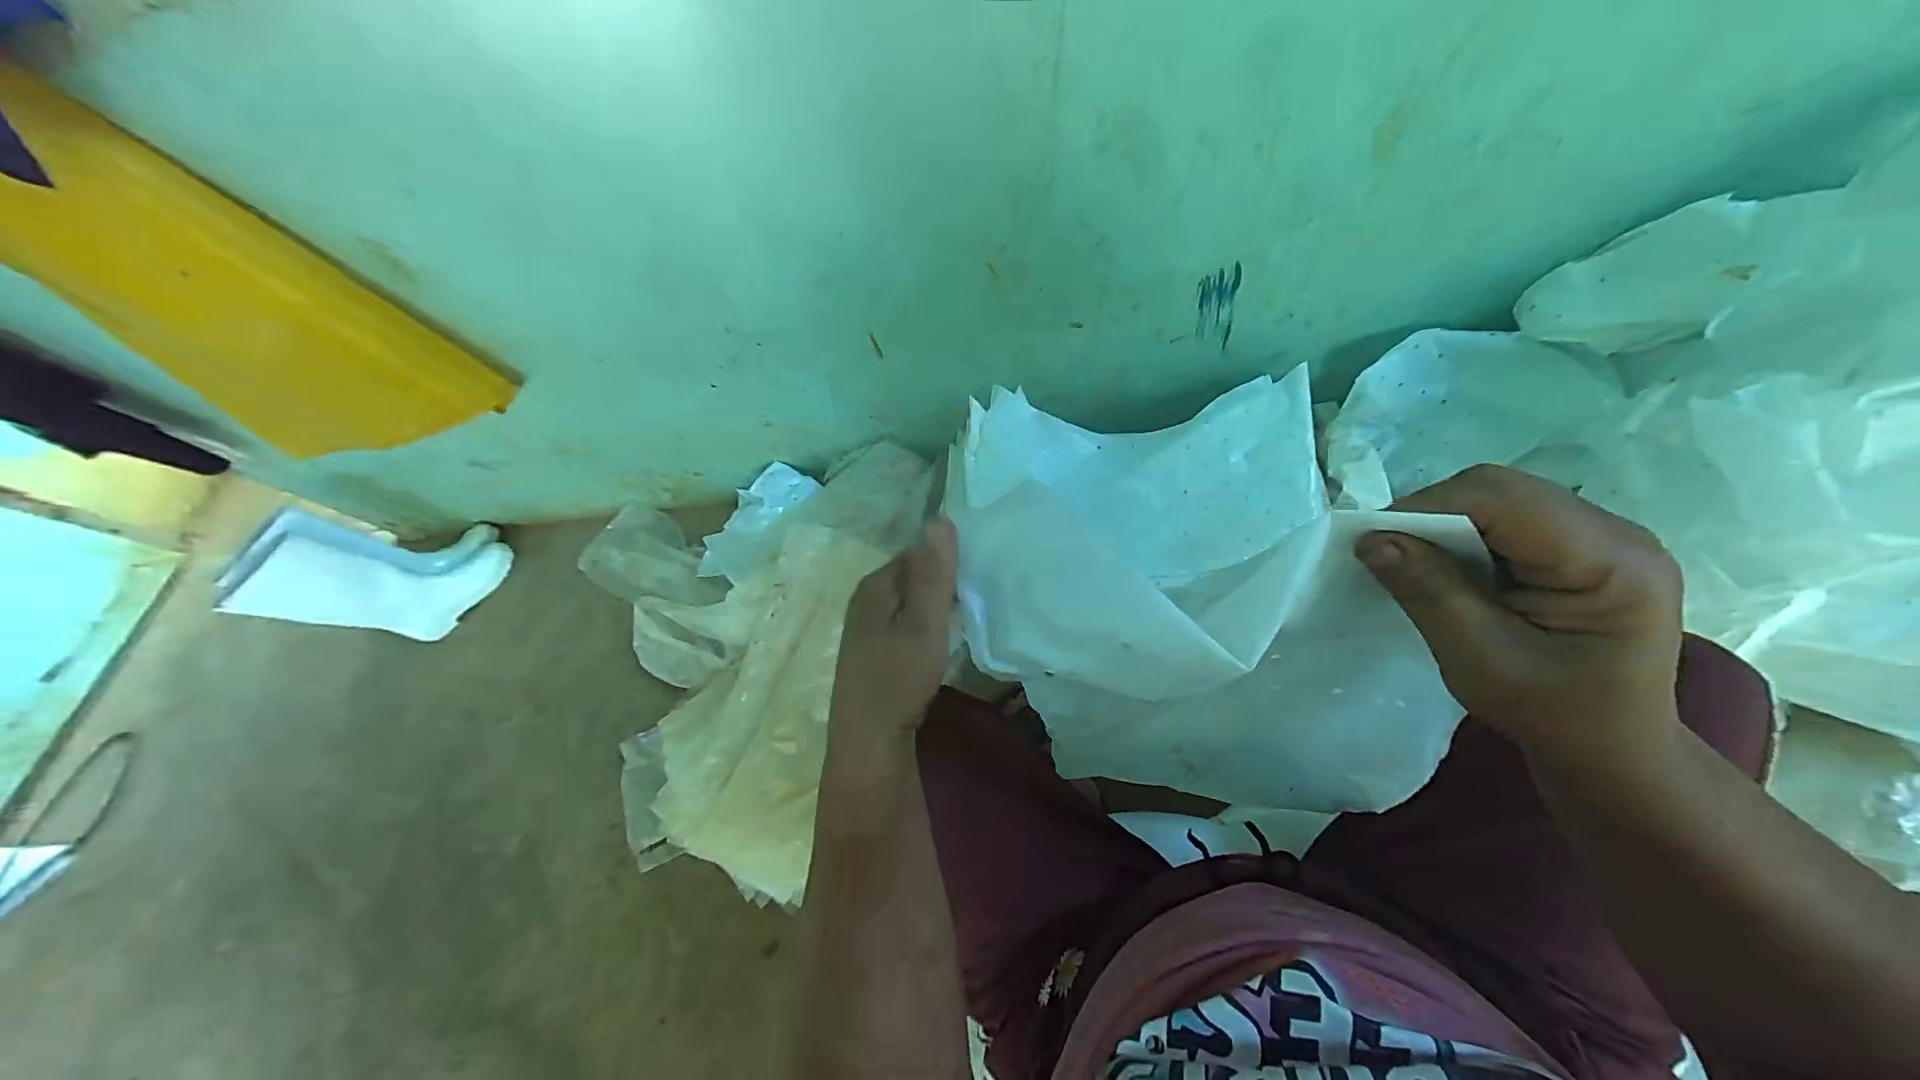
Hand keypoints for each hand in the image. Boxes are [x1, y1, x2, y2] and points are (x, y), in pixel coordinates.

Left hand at [830, 520, 958, 742]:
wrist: (869, 740)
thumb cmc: (899, 679)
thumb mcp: (923, 624)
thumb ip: (933, 574)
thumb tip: (940, 519)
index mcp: (875, 586)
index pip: (917, 552)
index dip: (948, 558)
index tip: (979, 573)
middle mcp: (865, 600)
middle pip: (911, 575)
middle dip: (942, 579)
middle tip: (978, 593)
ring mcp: (865, 627)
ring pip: (909, 601)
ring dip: (935, 603)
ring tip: (966, 614)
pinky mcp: (872, 651)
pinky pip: (904, 622)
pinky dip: (924, 623)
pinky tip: (940, 640)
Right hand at [1355, 465, 1685, 775]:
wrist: (1609, 747)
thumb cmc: (1550, 713)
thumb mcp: (1479, 660)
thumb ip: (1428, 593)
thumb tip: (1371, 539)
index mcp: (1613, 563)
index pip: (1504, 501)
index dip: (1429, 509)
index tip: (1373, 541)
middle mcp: (1617, 534)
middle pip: (1502, 490)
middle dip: (1433, 512)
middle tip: (1388, 550)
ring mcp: (1602, 536)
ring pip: (1500, 496)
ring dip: (1445, 521)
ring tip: (1414, 559)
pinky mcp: (1580, 545)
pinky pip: (1507, 516)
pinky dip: (1462, 533)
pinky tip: (1448, 565)